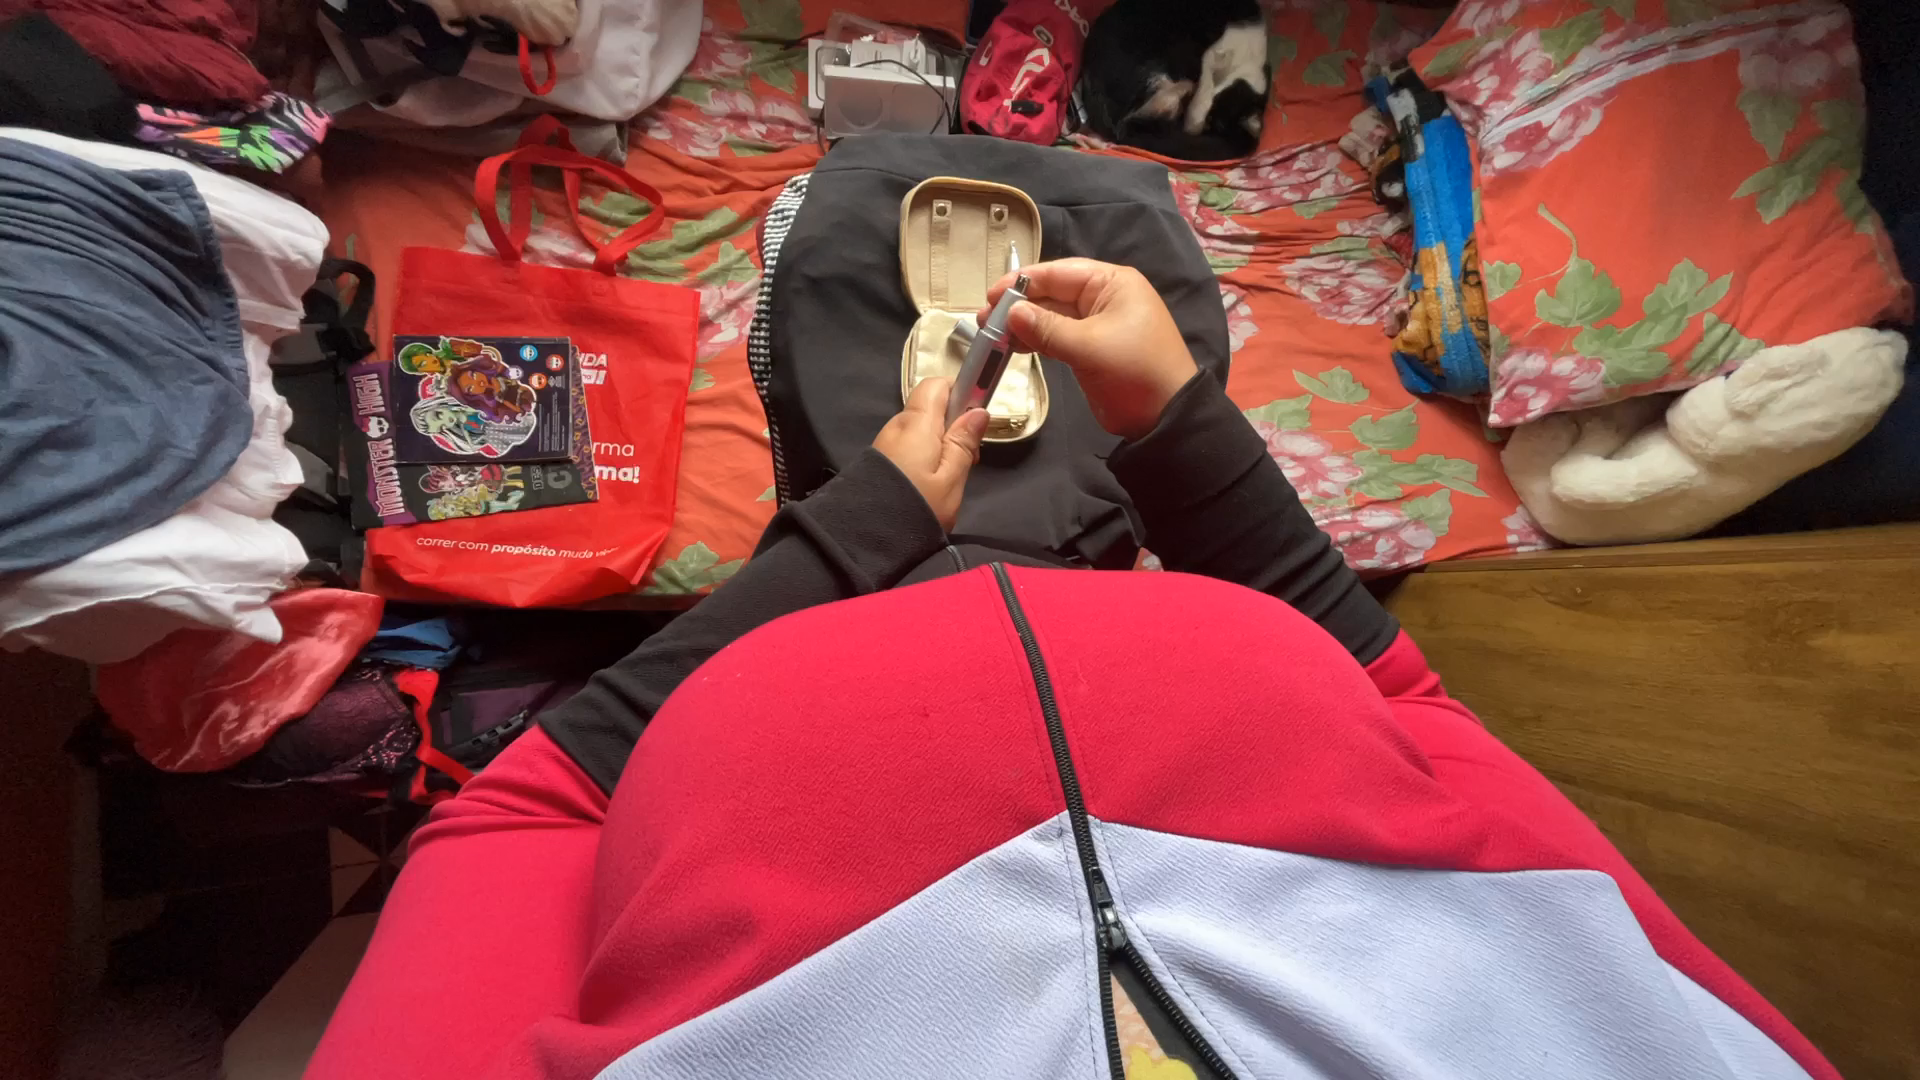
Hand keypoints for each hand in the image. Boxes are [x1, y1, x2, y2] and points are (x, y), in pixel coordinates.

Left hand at [872, 377, 988, 530]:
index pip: (937, 384)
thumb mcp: (951, 479)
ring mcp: (885, 442)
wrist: (867, 537)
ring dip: (938, 445)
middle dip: (953, 427)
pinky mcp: (879, 459)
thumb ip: (964, 443)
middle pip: (930, 409)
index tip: (972, 423)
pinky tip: (928, 483)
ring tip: (947, 478)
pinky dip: (922, 456)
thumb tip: (978, 411)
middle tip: (966, 460)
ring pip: (920, 429)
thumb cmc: (917, 506)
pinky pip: (907, 446)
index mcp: (917, 422)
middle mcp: (897, 425)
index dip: (959, 394)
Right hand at [983, 258, 1197, 439]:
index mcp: (1111, 283)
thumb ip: (1047, 328)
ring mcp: (1095, 325)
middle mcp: (1103, 298)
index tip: (991, 296)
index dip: (1023, 282)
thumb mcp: (1089, 346)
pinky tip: (1013, 347)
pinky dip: (1036, 341)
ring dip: (1023, 325)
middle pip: (1052, 294)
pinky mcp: (1089, 350)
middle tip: (985, 319)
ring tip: (992, 335)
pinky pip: (1057, 338)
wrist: (1164, 417)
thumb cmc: (1134, 370)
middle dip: (1019, 305)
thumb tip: (1011, 313)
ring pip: (1051, 318)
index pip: (1059, 273)